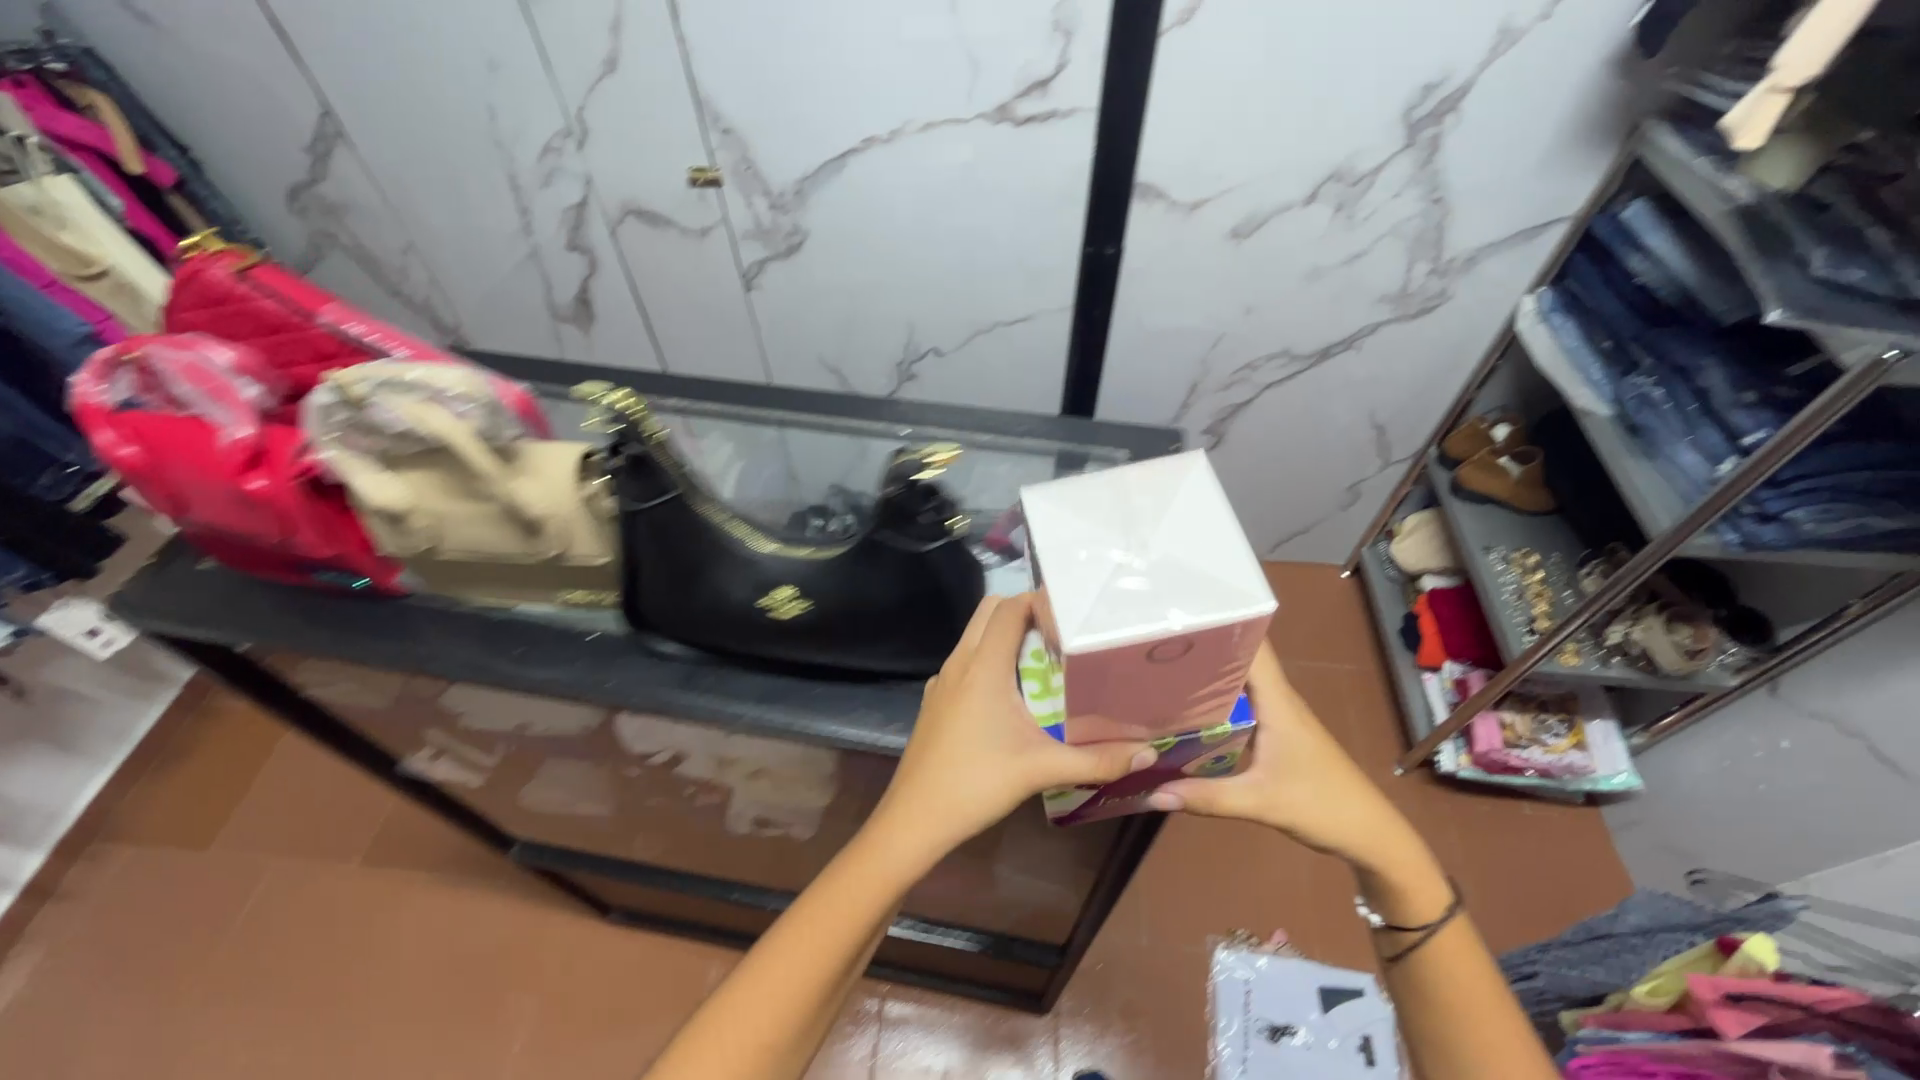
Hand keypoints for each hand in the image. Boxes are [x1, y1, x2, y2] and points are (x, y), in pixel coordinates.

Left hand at [874, 593, 1158, 854]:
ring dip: (1007, 638)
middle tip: (1063, 636)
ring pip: (974, 637)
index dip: (1040, 601)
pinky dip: (990, 662)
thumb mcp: (1041, 770)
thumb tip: (1149, 754)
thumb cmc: (976, 785)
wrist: (914, 819)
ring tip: (1046, 663)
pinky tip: (1014, 698)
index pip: (1010, 607)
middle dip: (1025, 613)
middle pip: (990, 612)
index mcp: (982, 666)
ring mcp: (942, 682)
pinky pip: (965, 664)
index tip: (1074, 616)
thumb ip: (1098, 760)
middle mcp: (958, 663)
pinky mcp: (935, 702)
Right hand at [1147, 642, 1428, 875]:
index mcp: (1277, 702)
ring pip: (1240, 684)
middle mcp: (1277, 701)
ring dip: (1208, 675)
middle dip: (1203, 649)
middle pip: (1240, 660)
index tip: (1180, 620)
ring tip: (1161, 670)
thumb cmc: (1321, 805)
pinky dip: (1217, 702)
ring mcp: (1278, 717)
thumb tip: (1153, 793)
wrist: (1368, 833)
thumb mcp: (1259, 802)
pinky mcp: (1277, 735)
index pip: (1251, 647)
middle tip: (1155, 645)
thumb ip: (1206, 796)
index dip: (1221, 627)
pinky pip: (1242, 706)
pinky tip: (1188, 712)